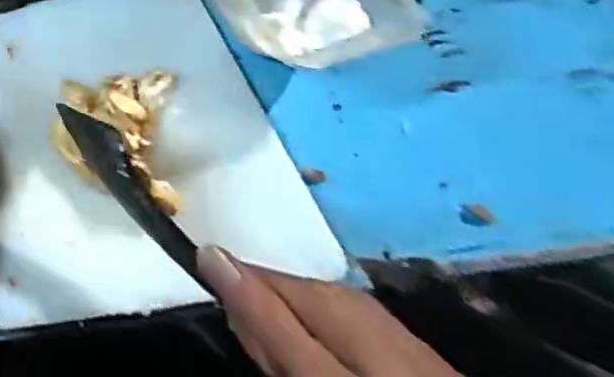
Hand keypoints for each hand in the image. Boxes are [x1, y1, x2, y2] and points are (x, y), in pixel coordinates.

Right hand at [199, 246, 459, 375]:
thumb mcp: (316, 375)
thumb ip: (263, 315)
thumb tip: (208, 250)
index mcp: (328, 296)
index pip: (248, 274)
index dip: (243, 315)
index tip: (260, 357)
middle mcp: (353, 298)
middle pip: (278, 297)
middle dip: (274, 339)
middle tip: (290, 376)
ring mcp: (385, 327)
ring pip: (309, 322)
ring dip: (301, 356)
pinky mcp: (406, 356)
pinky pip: (343, 342)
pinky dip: (331, 364)